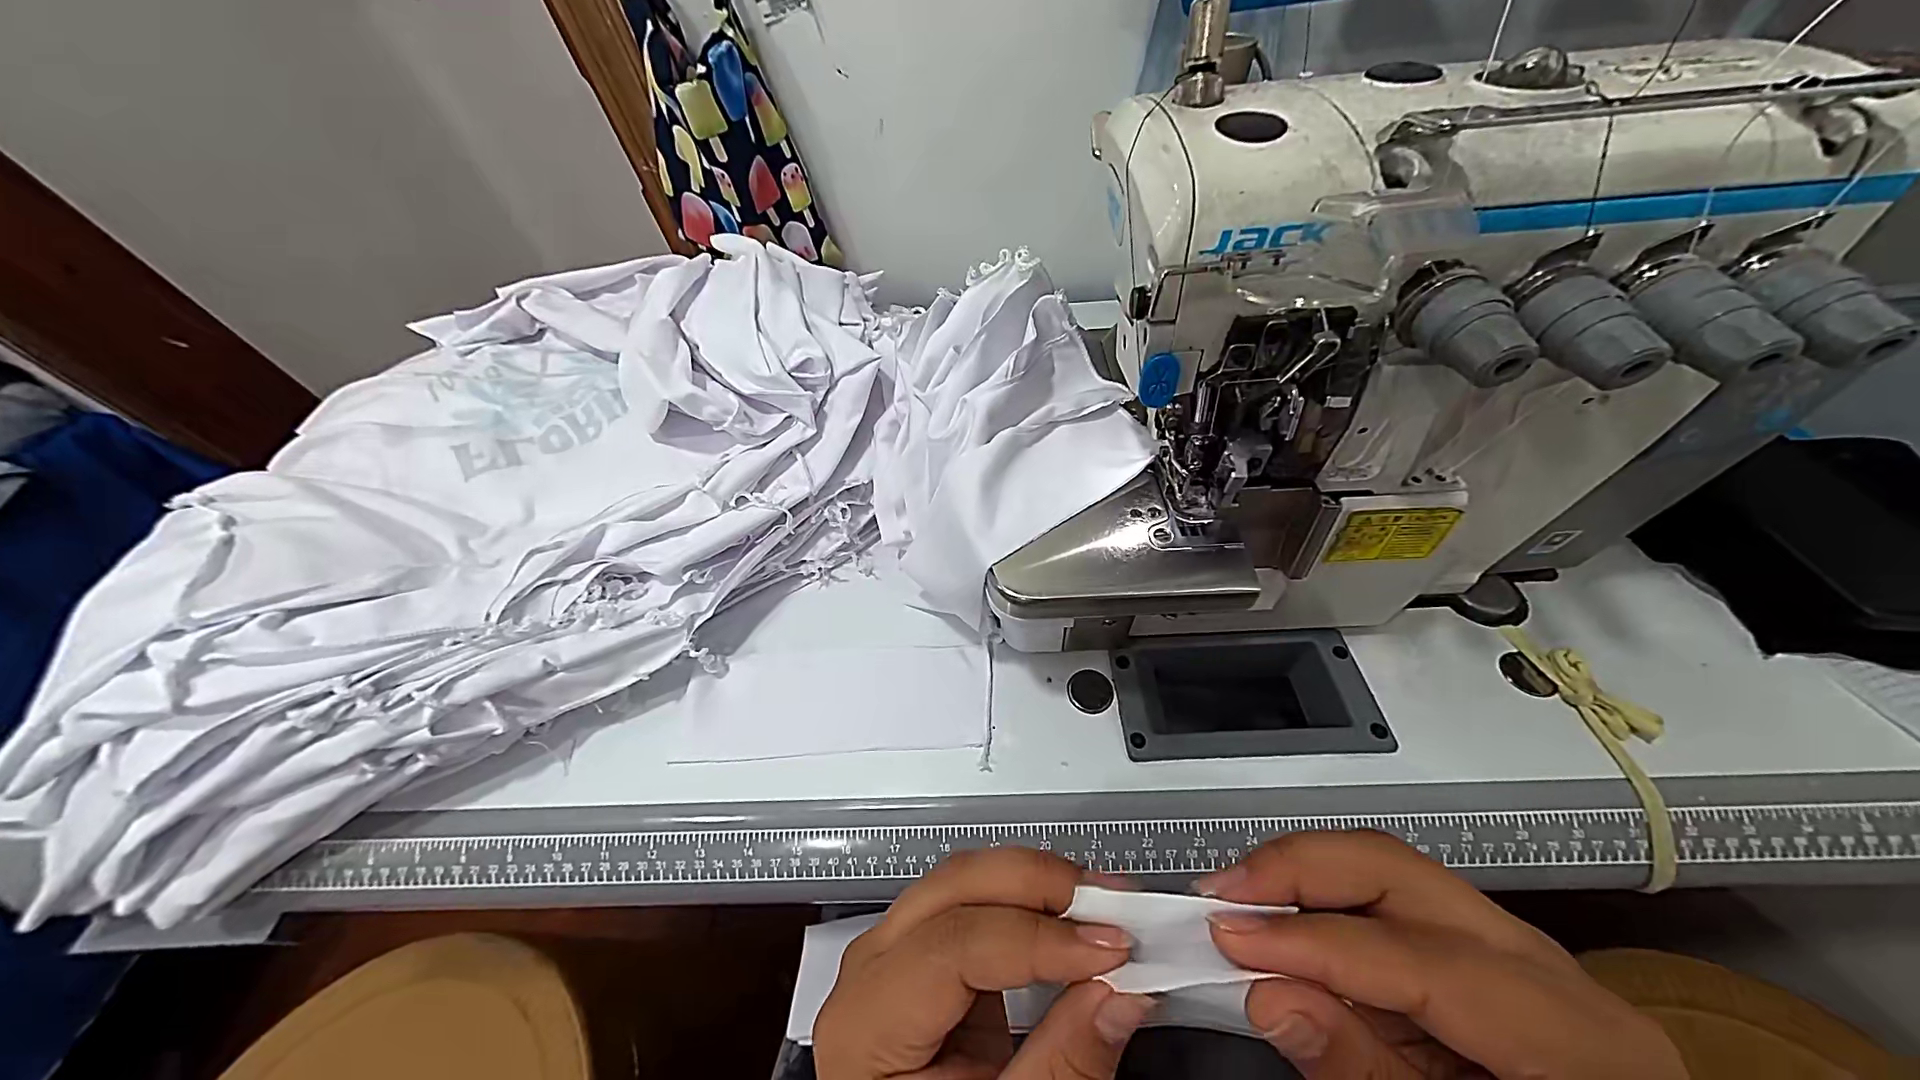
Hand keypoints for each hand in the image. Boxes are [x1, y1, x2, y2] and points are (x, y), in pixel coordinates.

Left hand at [814, 848, 1156, 1078]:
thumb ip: (1062, 1065)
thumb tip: (1119, 997)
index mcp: (866, 1022)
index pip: (954, 944)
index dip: (1038, 939)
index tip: (1109, 950)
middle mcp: (871, 968)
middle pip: (954, 888)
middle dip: (1040, 885)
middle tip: (1112, 908)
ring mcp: (895, 949)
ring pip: (965, 879)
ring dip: (1039, 883)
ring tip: (1101, 906)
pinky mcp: (927, 947)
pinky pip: (975, 899)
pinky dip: (1029, 900)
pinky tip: (1068, 917)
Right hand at [1198, 830, 1686, 1079]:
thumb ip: (1362, 1069)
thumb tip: (1272, 996)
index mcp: (1571, 1032)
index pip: (1413, 954)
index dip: (1309, 940)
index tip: (1230, 937)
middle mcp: (1539, 965)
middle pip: (1391, 867)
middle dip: (1293, 868)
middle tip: (1222, 894)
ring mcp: (1505, 944)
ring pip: (1380, 865)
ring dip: (1296, 874)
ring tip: (1238, 901)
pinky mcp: (1468, 946)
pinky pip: (1381, 895)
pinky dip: (1317, 897)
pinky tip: (1279, 922)